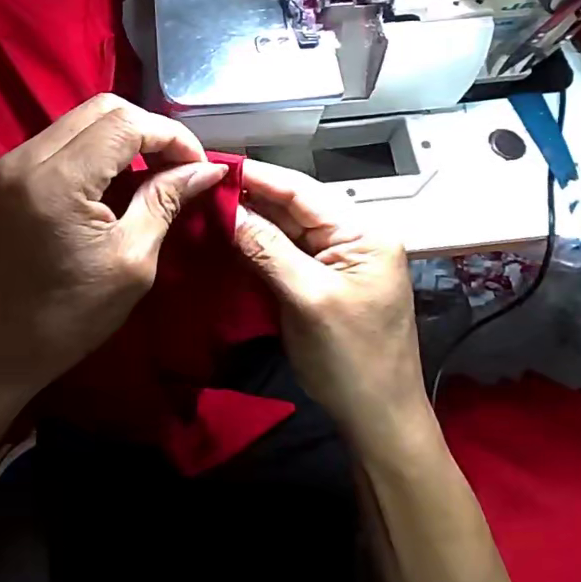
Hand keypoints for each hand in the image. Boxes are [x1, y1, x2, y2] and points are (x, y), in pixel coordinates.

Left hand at [0, 94, 226, 390]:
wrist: (0, 350)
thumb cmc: (71, 314)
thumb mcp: (133, 259)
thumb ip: (167, 200)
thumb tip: (208, 168)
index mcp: (56, 181)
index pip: (125, 123)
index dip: (172, 136)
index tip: (200, 166)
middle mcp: (27, 158)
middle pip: (105, 108)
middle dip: (152, 129)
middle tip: (181, 165)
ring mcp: (13, 162)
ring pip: (86, 117)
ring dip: (130, 135)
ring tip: (158, 170)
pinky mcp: (11, 173)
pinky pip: (69, 137)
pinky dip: (105, 146)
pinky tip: (124, 176)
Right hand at [231, 160, 428, 448]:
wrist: (379, 417)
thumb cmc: (351, 359)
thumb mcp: (307, 299)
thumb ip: (267, 249)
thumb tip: (226, 211)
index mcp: (364, 232)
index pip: (304, 191)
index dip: (258, 177)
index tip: (215, 164)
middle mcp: (356, 236)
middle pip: (296, 207)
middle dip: (251, 198)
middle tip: (202, 187)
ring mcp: (342, 259)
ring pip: (290, 229)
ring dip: (253, 221)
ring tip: (208, 206)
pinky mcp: (328, 280)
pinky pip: (291, 253)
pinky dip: (262, 247)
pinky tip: (232, 238)